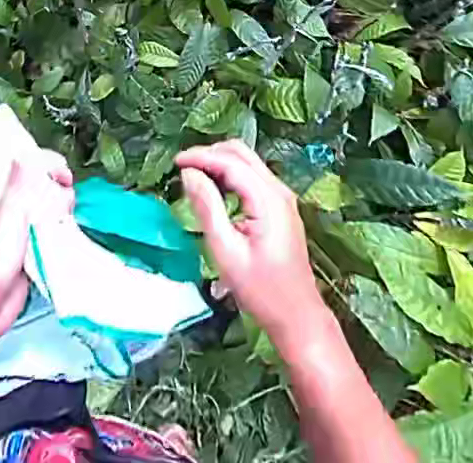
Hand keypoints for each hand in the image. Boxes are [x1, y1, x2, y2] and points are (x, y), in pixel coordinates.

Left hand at [0, 151, 73, 343]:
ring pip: (48, 213)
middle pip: (41, 189)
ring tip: (64, 228)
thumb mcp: (6, 219)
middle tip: (64, 209)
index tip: (65, 178)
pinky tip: (65, 244)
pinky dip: (60, 237)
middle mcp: (9, 210)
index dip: (47, 167)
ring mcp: (19, 232)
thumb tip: (26, 154)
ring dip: (60, 217)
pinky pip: (50, 236)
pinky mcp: (30, 253)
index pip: (26, 169)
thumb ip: (19, 188)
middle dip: (57, 194)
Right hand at [176, 139, 326, 340]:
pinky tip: (213, 189)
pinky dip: (229, 173)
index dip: (199, 157)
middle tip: (183, 168)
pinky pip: (251, 175)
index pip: (230, 162)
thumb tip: (189, 173)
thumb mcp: (226, 251)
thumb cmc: (261, 290)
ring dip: (218, 161)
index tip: (174, 163)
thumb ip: (206, 207)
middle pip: (240, 153)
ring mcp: (282, 198)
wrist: (299, 318)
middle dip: (208, 154)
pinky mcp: (280, 207)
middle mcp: (279, 192)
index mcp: (268, 201)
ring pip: (246, 161)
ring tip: (193, 177)